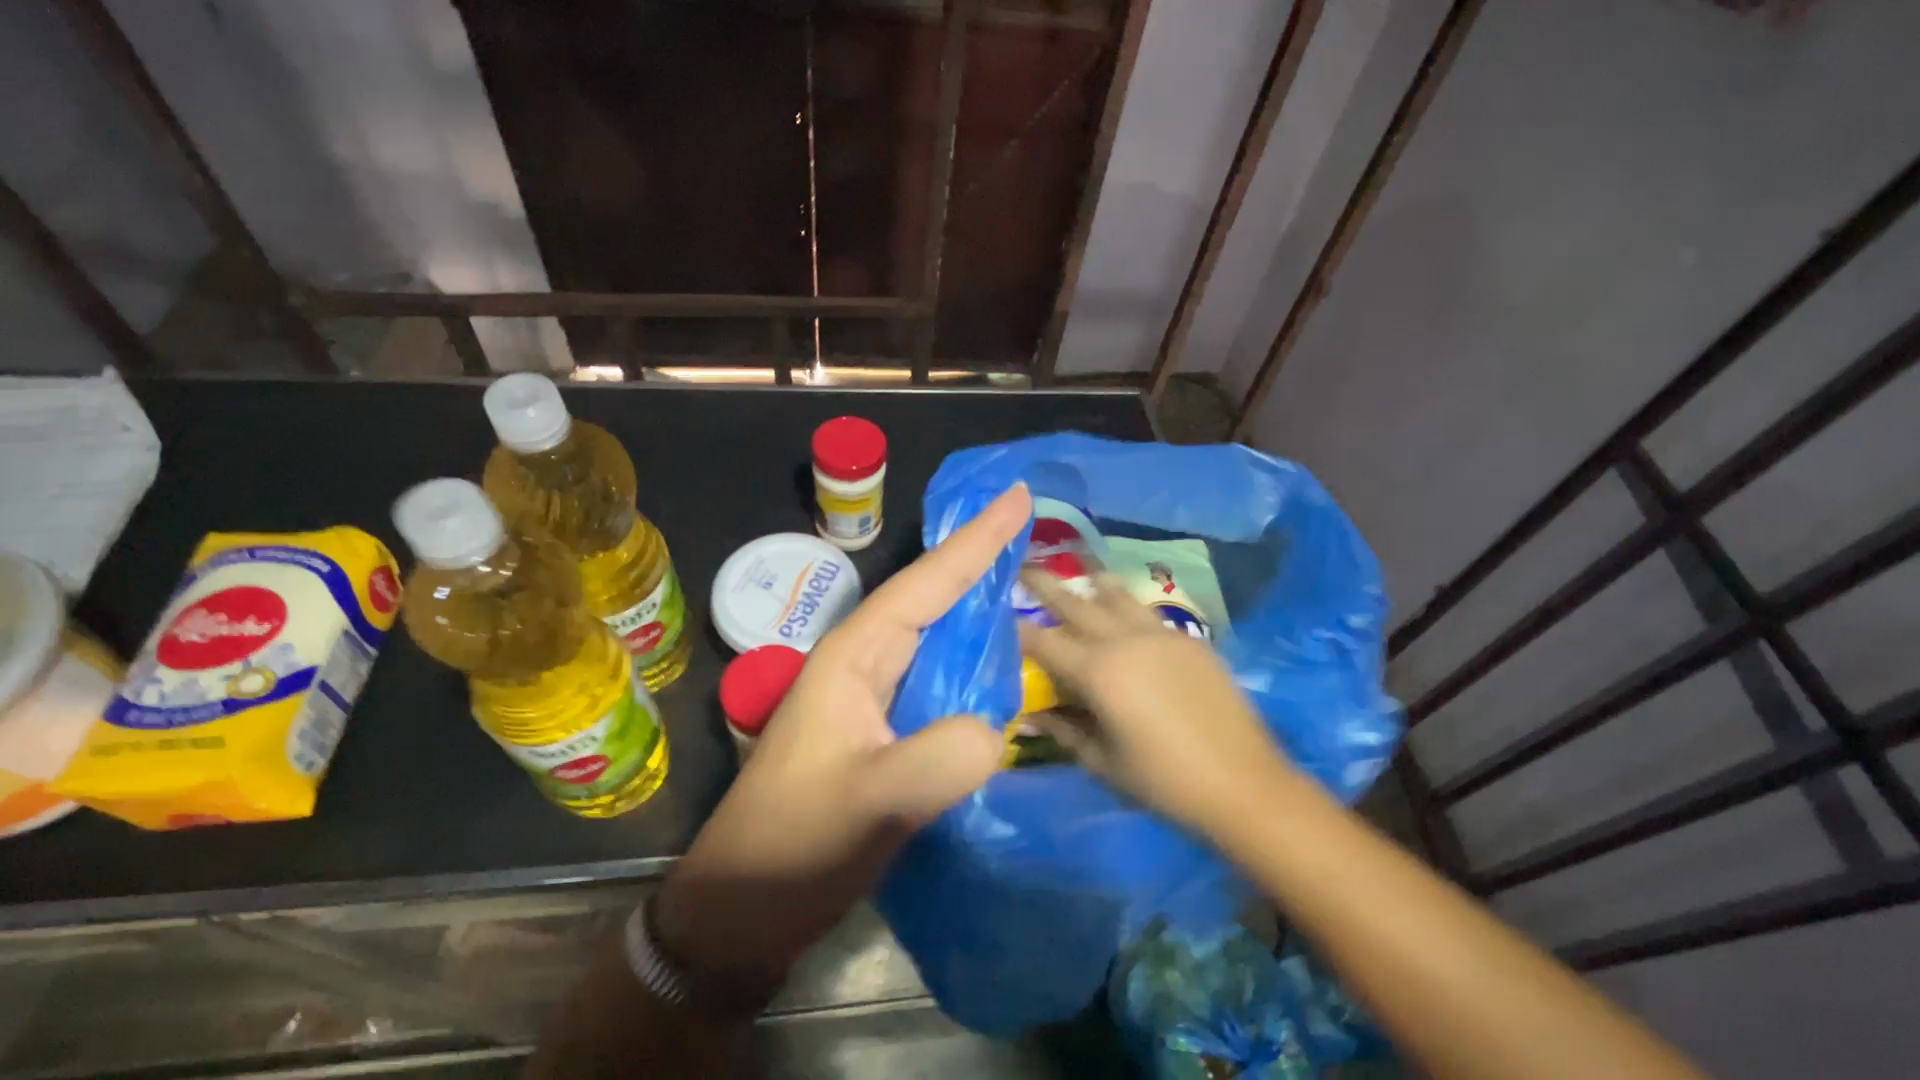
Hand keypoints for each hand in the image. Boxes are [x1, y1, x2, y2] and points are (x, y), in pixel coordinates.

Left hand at [653, 484, 1030, 1010]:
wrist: (742, 911)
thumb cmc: (794, 844)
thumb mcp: (872, 802)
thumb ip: (942, 758)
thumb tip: (996, 727)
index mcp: (853, 660)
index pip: (923, 585)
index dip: (974, 542)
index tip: (1018, 497)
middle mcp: (860, 670)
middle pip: (930, 601)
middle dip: (980, 564)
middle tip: (1037, 532)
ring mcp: (868, 707)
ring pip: (934, 643)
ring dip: (980, 615)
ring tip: (1032, 588)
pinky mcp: (878, 742)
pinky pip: (937, 688)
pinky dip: (974, 673)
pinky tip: (1005, 679)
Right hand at [1018, 570, 1299, 833]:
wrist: (1243, 783)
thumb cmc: (1163, 782)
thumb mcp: (1102, 762)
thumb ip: (1064, 731)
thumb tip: (1031, 715)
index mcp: (1098, 671)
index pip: (1043, 641)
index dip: (1016, 627)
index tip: (995, 611)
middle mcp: (1125, 640)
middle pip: (1077, 602)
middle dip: (1045, 584)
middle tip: (1022, 566)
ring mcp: (1161, 635)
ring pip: (1117, 595)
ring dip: (1091, 584)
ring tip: (1076, 573)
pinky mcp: (1189, 640)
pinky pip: (1146, 612)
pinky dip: (1125, 604)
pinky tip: (1121, 610)